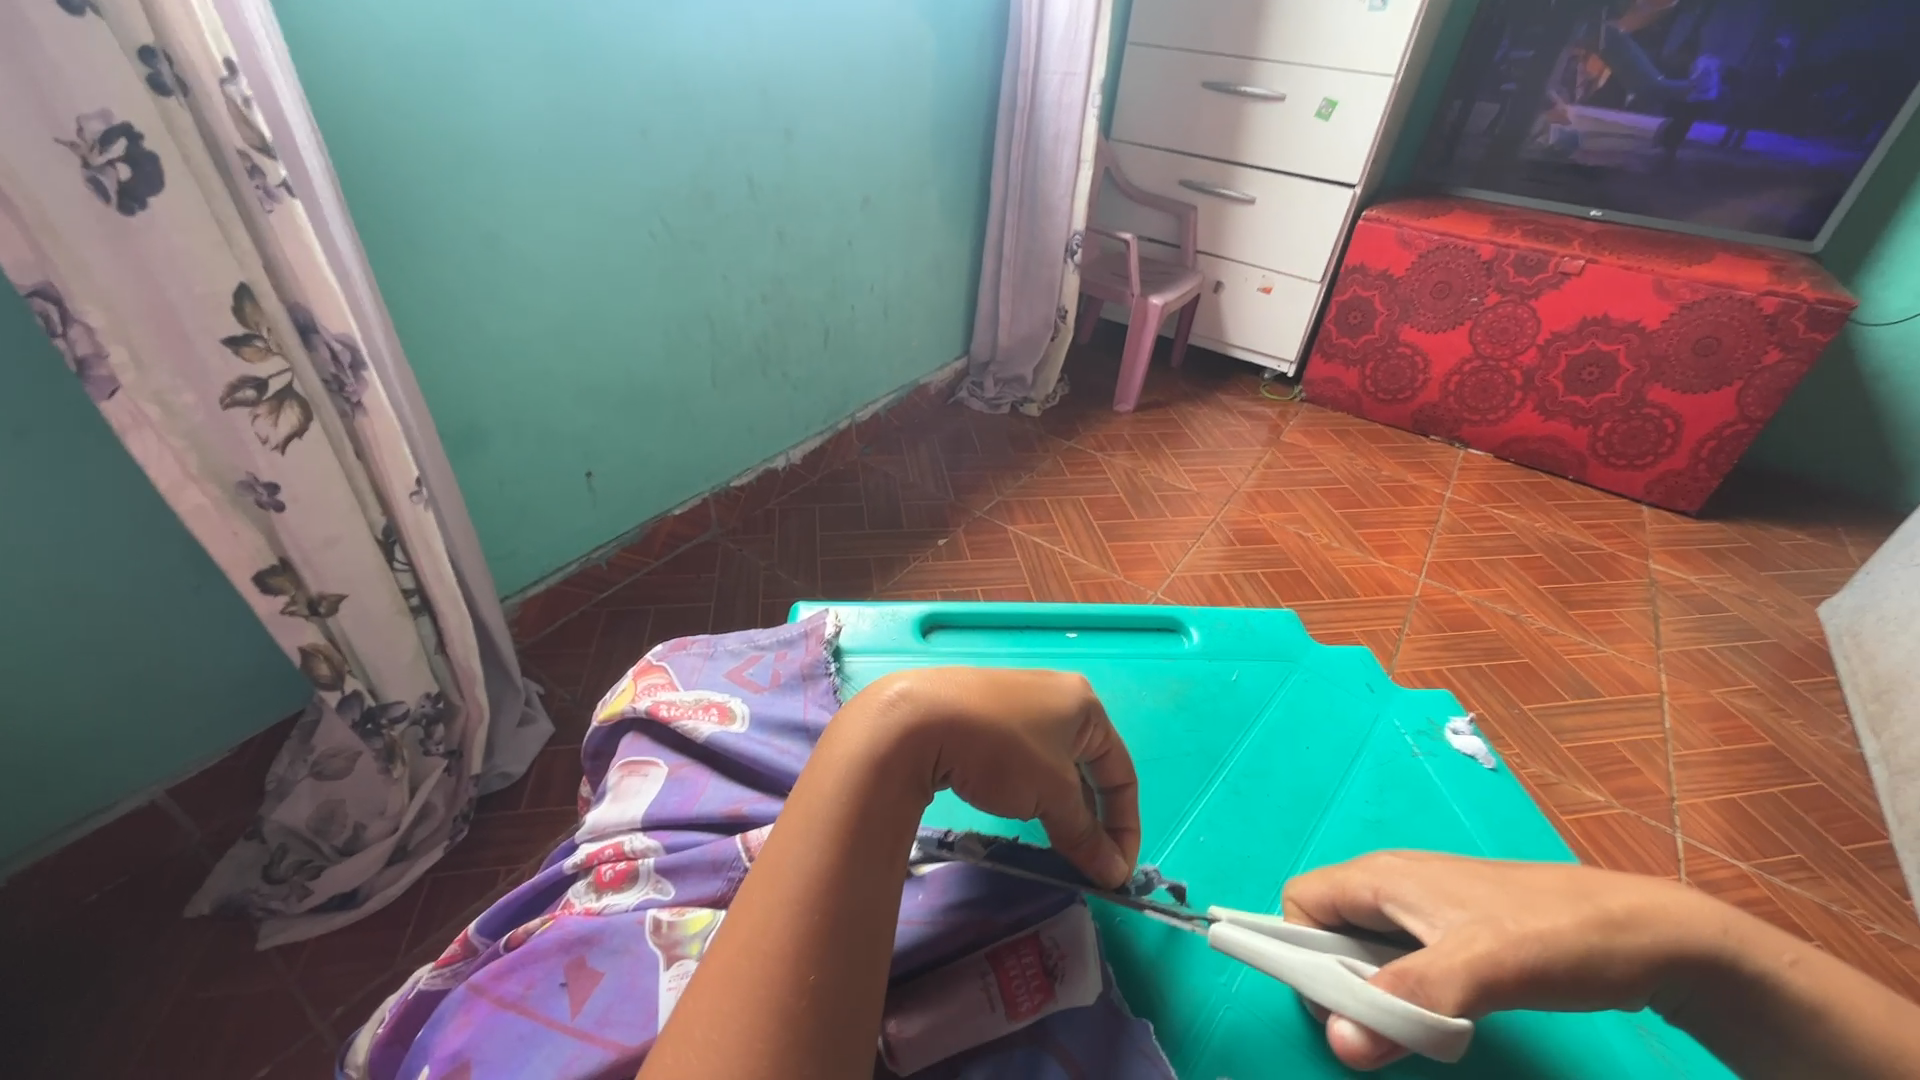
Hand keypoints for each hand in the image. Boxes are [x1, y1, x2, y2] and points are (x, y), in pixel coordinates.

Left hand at [850, 668, 1139, 887]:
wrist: (919, 720)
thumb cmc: (1002, 750)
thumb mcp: (1053, 796)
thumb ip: (1086, 835)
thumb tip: (1113, 874)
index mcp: (1085, 705)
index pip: (1122, 773)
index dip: (1125, 827)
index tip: (1115, 871)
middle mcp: (1056, 694)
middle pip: (1088, 767)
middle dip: (1090, 817)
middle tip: (1084, 862)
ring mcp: (1017, 699)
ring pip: (1053, 763)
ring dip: (1059, 805)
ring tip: (1051, 840)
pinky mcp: (983, 711)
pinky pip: (1022, 755)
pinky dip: (1028, 787)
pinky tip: (1013, 806)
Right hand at [1282, 851, 1731, 1070]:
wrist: (1651, 934)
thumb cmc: (1556, 937)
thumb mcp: (1480, 969)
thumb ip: (1405, 1000)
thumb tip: (1336, 1041)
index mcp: (1379, 877)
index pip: (1299, 903)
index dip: (1302, 952)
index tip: (1341, 1005)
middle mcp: (1391, 884)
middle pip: (1329, 927)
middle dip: (1342, 978)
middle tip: (1387, 1022)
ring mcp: (1424, 905)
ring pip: (1367, 945)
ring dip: (1379, 988)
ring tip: (1422, 1021)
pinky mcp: (1454, 928)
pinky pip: (1403, 956)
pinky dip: (1410, 988)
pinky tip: (1449, 1010)